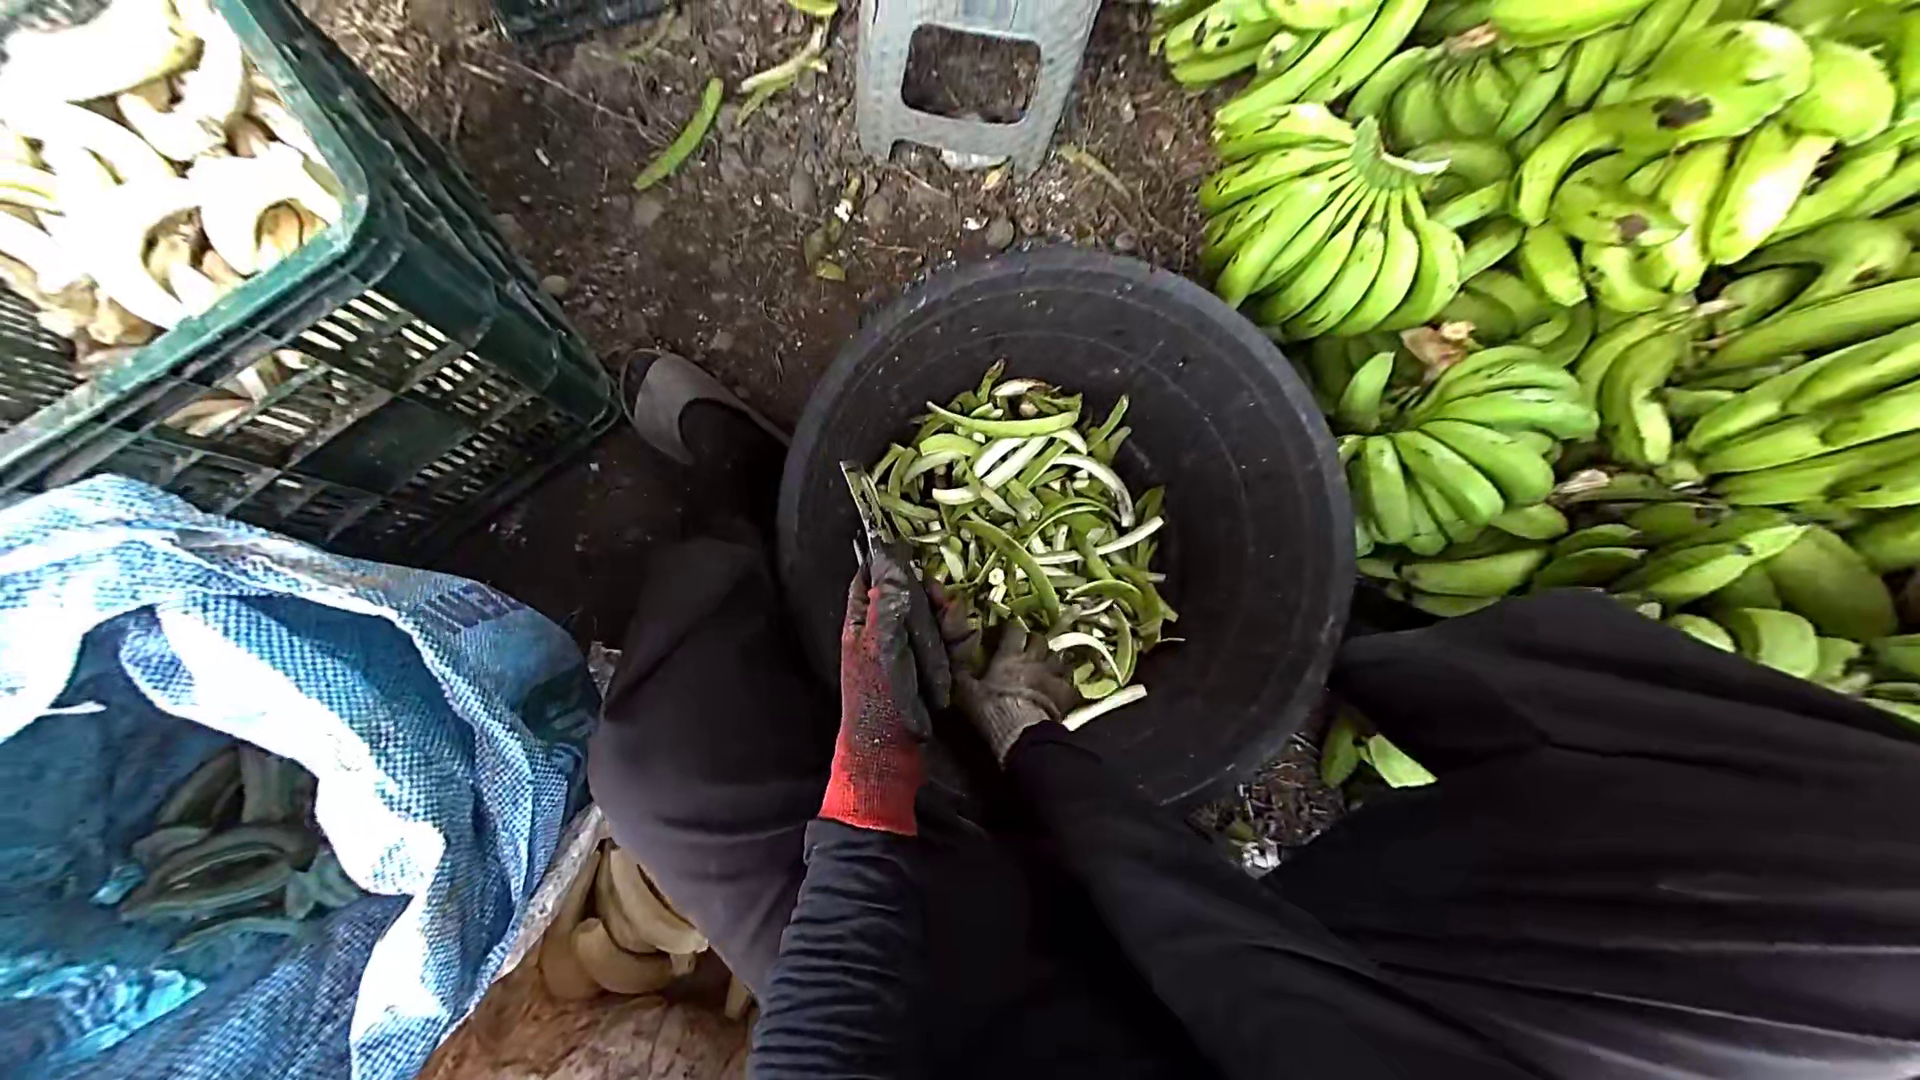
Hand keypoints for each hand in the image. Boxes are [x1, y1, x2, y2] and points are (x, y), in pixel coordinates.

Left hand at [819, 543, 949, 835]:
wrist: (892, 752)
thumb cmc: (878, 698)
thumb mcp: (881, 645)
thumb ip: (888, 601)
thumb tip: (889, 556)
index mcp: (862, 621)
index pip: (871, 578)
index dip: (889, 563)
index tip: (914, 558)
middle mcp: (885, 631)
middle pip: (911, 595)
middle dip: (931, 598)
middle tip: (944, 602)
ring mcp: (908, 650)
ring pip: (934, 618)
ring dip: (949, 623)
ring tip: (956, 635)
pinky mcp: (929, 666)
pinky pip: (948, 644)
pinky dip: (957, 647)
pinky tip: (960, 656)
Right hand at [938, 591, 1078, 762]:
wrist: (1020, 733)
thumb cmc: (991, 709)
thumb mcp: (967, 692)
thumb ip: (963, 675)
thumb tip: (956, 666)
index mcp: (1009, 655)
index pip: (1014, 630)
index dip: (1011, 628)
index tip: (1006, 631)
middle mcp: (1033, 659)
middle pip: (1040, 639)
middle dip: (1035, 640)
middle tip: (1028, 647)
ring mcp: (1052, 675)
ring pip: (1058, 657)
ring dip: (1052, 659)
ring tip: (1047, 664)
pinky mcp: (1065, 693)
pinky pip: (1070, 682)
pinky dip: (1066, 682)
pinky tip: (1061, 687)